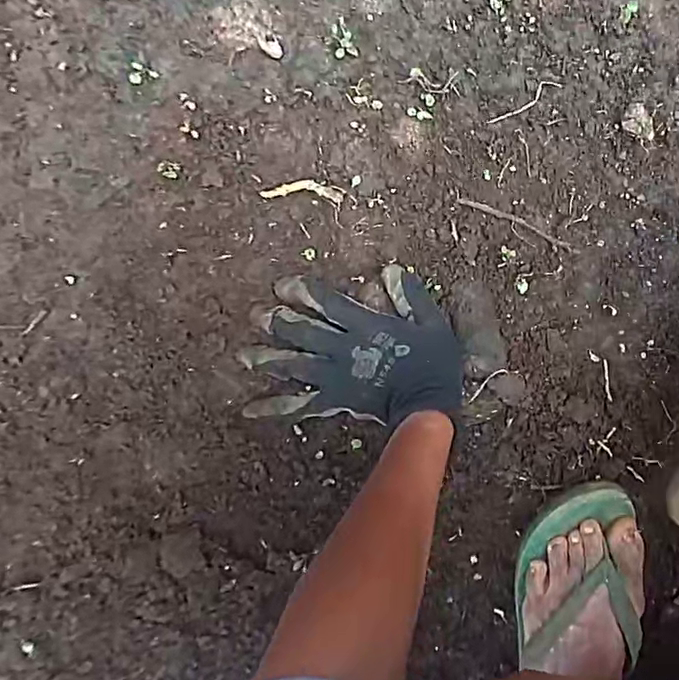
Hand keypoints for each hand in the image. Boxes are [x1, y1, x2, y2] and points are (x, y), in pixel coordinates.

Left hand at [240, 265, 463, 426]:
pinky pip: (299, 404)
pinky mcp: (334, 400)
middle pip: (304, 333)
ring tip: (244, 354)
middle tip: (255, 314)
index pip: (329, 305)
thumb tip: (390, 270)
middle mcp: (344, 348)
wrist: (427, 407)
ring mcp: (336, 376)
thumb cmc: (434, 362)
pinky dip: (274, 406)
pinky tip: (250, 408)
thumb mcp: (432, 322)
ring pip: (295, 365)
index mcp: (367, 326)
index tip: (282, 286)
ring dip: (269, 358)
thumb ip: (411, 296)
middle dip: (278, 323)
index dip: (305, 293)